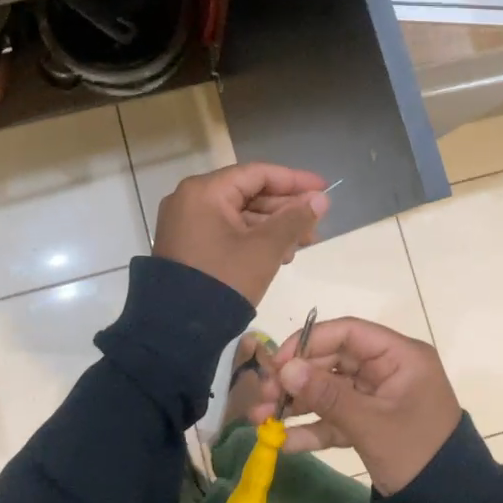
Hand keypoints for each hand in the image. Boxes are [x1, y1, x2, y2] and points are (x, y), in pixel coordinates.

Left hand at [152, 163, 329, 305]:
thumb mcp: (264, 249)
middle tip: (315, 225)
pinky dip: (252, 238)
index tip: (324, 189)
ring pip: (238, 214)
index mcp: (204, 191)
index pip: (257, 174)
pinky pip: (225, 230)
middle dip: (284, 209)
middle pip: (248, 193)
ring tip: (301, 244)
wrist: (178, 329)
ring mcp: (185, 222)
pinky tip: (278, 254)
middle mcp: (190, 199)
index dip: (294, 181)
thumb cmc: (224, 280)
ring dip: (271, 227)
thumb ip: (294, 219)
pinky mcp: (186, 243)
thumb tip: (321, 199)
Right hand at [251, 318, 460, 496]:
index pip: (348, 332)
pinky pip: (334, 418)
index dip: (309, 342)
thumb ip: (327, 395)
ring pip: (328, 390)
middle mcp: (387, 370)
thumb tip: (285, 369)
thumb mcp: (371, 424)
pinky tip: (282, 442)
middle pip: (332, 361)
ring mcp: (376, 398)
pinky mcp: (369, 424)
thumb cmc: (417, 454)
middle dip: (296, 379)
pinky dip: (311, 428)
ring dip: (296, 404)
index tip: (279, 363)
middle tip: (263, 396)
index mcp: (400, 357)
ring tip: (260, 420)